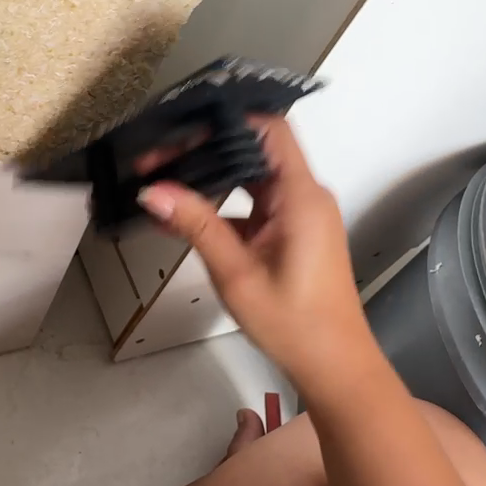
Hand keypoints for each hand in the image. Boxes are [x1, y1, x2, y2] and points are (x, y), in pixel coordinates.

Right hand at [137, 118, 373, 389]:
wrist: (334, 366)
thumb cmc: (294, 322)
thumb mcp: (237, 272)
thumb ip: (196, 225)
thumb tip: (152, 191)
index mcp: (301, 195)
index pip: (267, 129)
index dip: (226, 120)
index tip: (180, 129)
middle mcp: (303, 195)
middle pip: (252, 150)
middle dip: (203, 150)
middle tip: (155, 160)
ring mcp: (298, 213)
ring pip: (249, 177)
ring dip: (208, 178)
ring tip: (159, 183)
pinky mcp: (289, 232)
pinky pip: (251, 204)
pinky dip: (219, 205)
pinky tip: (180, 216)